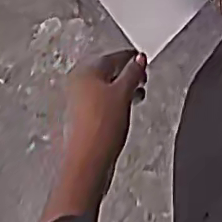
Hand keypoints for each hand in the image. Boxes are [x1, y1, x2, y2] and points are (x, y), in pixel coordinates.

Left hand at [39, 49, 146, 221]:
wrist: (86, 165)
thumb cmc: (100, 128)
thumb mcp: (123, 93)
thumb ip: (133, 72)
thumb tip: (139, 59)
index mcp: (86, 70)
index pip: (114, 56)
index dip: (132, 58)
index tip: (143, 61)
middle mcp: (78, 82)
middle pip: (108, 70)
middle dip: (126, 74)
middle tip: (142, 79)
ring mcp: (77, 101)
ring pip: (104, 87)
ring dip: (121, 89)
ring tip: (136, 96)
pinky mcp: (80, 118)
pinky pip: (100, 102)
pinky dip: (113, 102)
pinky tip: (122, 111)